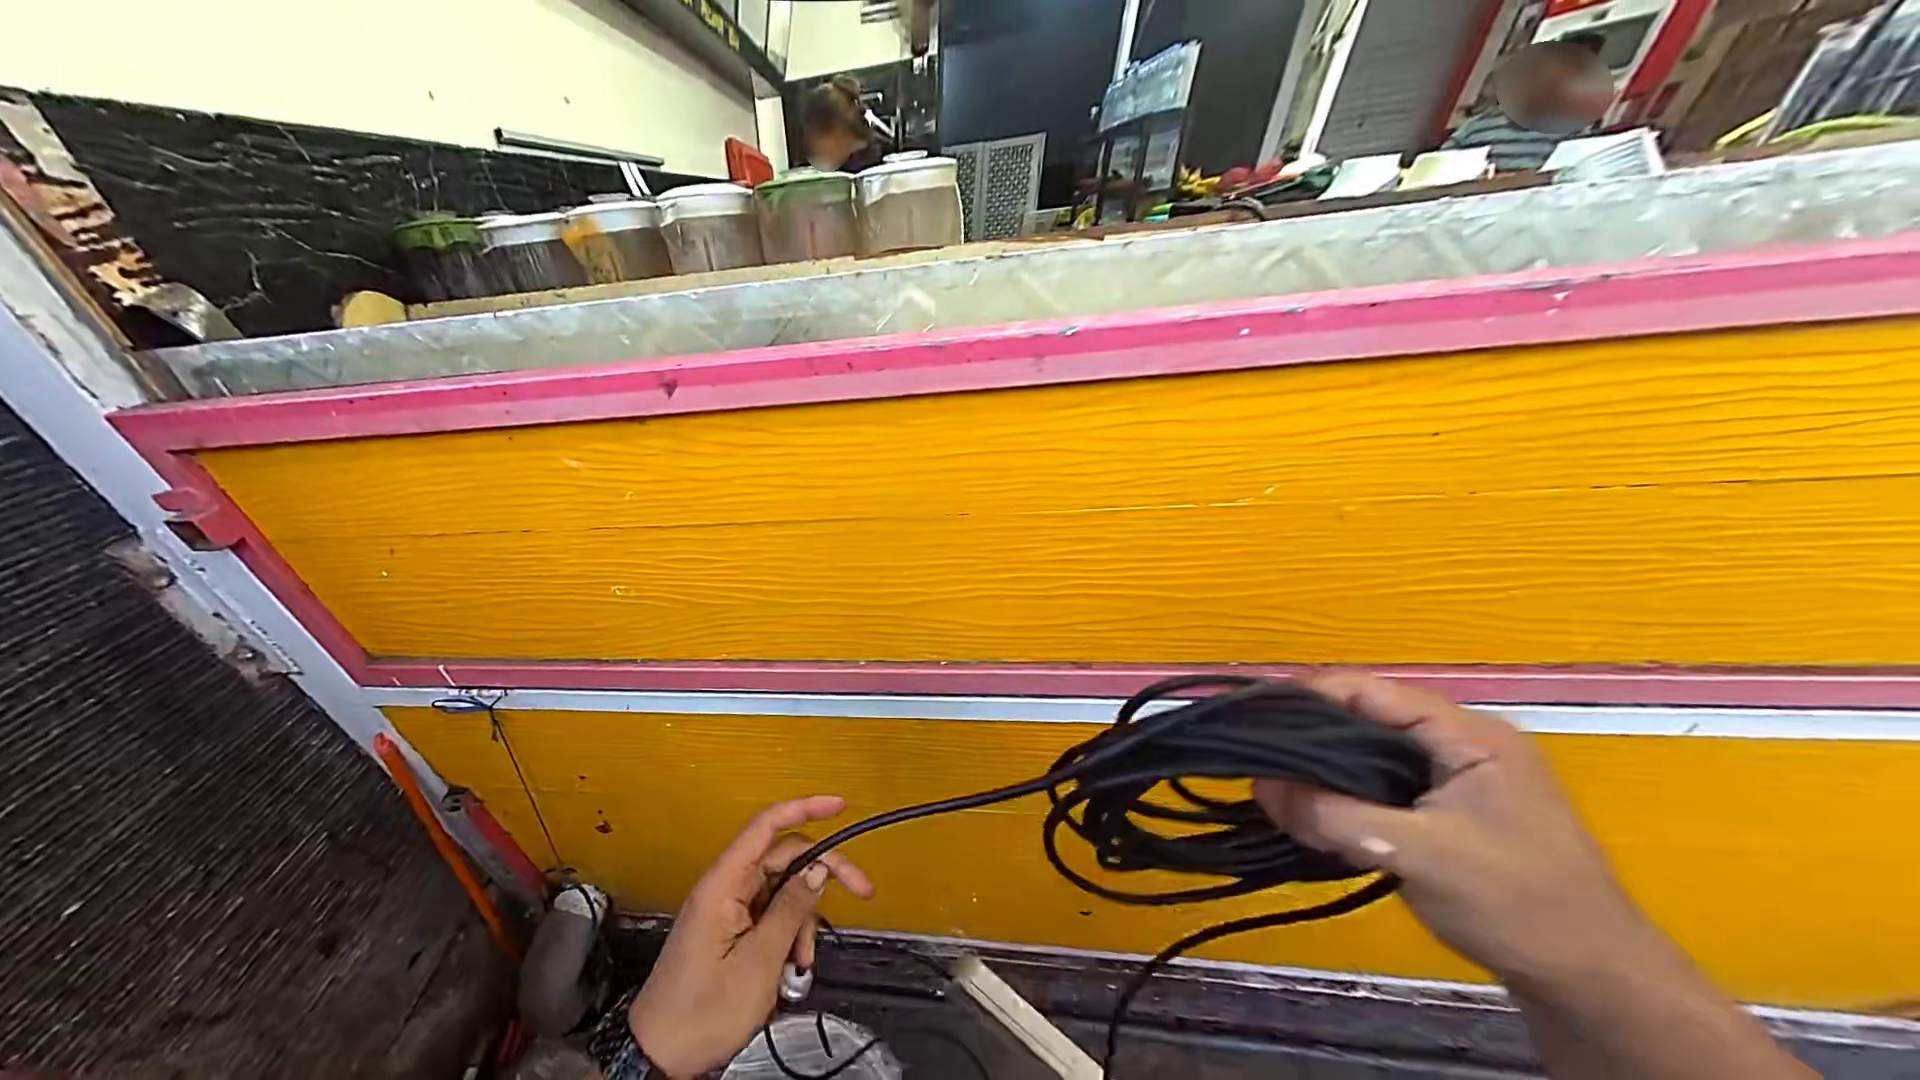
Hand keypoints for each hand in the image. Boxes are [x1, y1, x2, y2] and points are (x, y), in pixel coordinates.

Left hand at [628, 795, 874, 1077]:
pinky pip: (773, 911)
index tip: (838, 806)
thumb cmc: (696, 1016)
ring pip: (784, 887)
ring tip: (802, 957)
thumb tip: (817, 870)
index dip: (805, 807)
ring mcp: (729, 907)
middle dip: (822, 875)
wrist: (660, 1058)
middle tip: (858, 889)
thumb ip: (791, 909)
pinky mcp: (732, 926)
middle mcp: (726, 888)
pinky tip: (792, 961)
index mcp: (723, 885)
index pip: (767, 825)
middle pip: (785, 857)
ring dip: (804, 917)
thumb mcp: (758, 963)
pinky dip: (790, 932)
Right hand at [1254, 672, 1653, 985]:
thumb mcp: (1419, 855)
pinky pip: (1377, 786)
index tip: (1254, 713)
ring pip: (1367, 755)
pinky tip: (1309, 809)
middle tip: (1255, 752)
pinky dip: (1341, 794)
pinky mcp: (1443, 810)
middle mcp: (1458, 743)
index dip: (1308, 696)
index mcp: (1466, 734)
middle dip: (1308, 735)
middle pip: (1364, 719)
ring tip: (1271, 780)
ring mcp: (1452, 777)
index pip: (1369, 691)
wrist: (1597, 985)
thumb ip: (1334, 816)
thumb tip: (1259, 787)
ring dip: (1322, 768)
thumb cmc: (1519, 904)